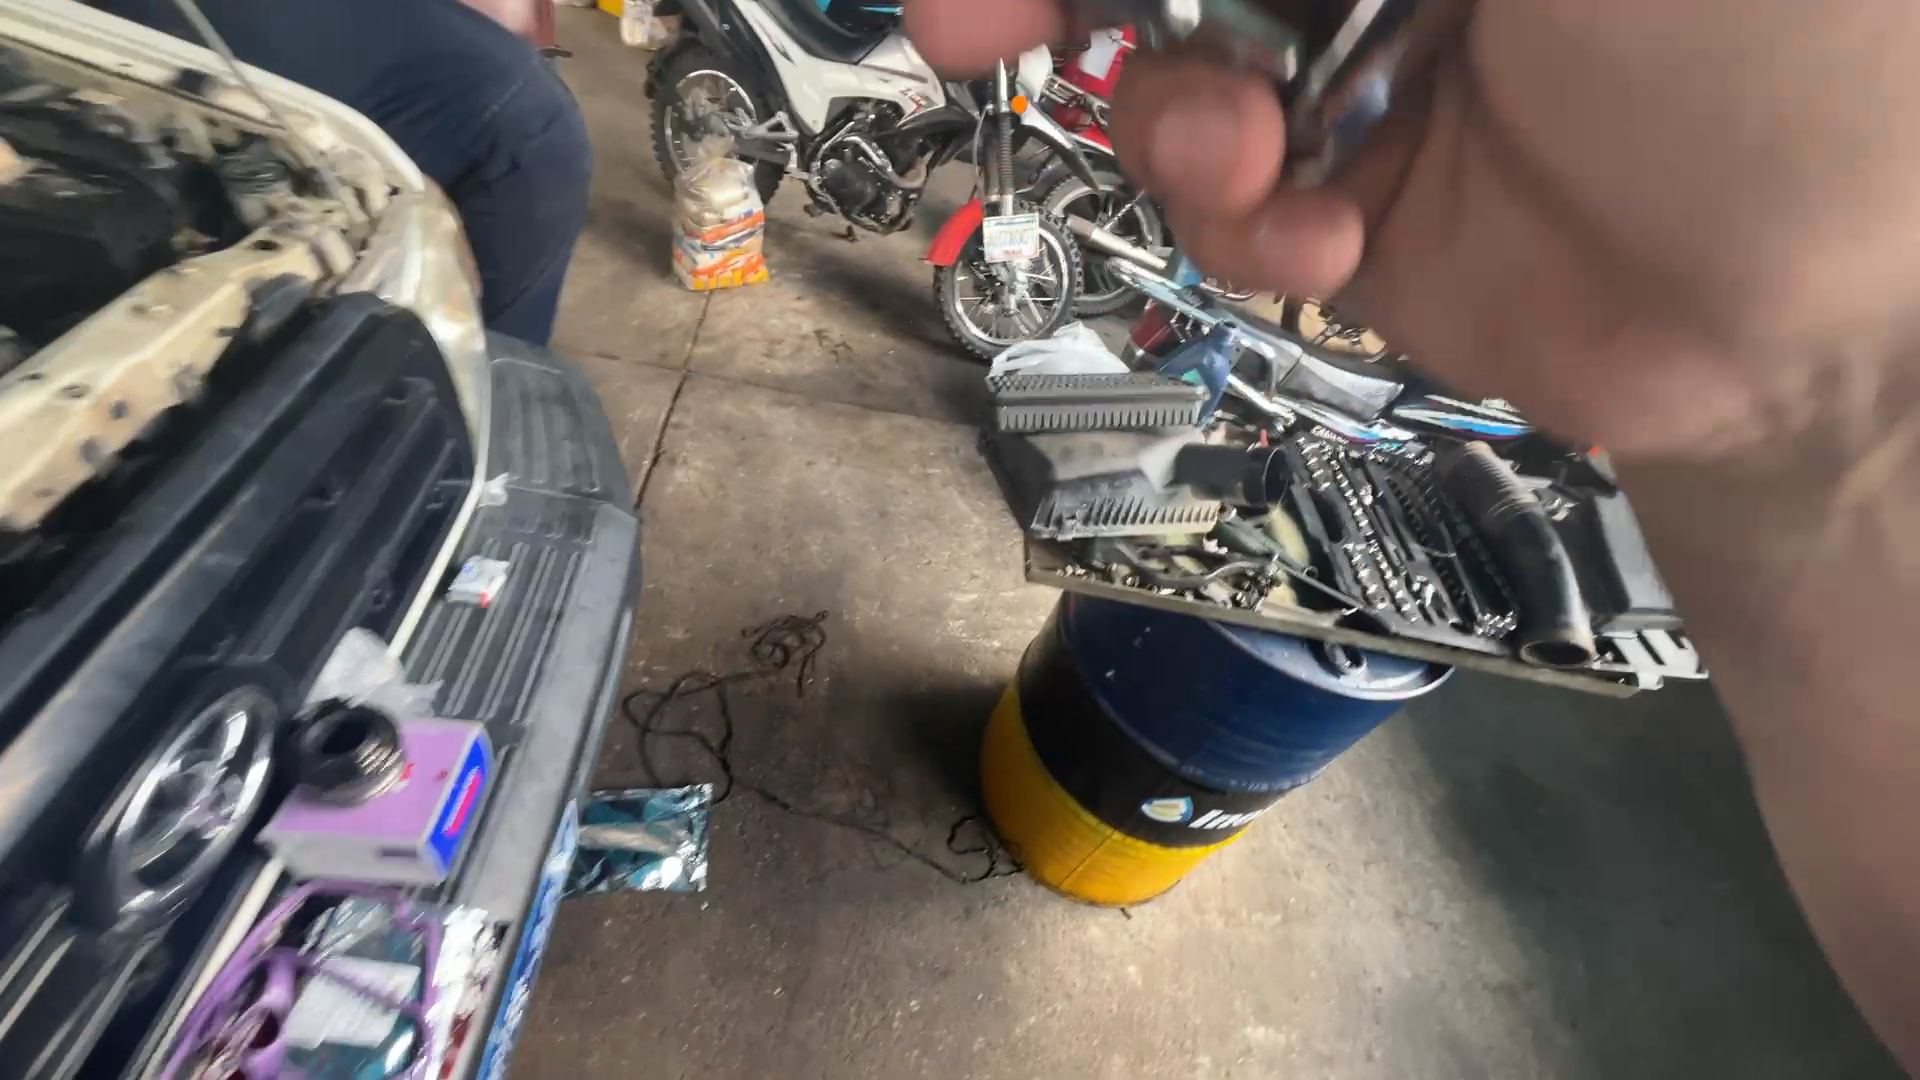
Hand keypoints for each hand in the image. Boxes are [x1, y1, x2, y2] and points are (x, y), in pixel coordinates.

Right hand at [906, 0, 1919, 460]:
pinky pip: (1225, 209)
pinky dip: (1242, 227)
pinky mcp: (1335, 201)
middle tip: (957, 25)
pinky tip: (1320, 240)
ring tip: (1245, 164)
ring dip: (1176, 133)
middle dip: (1074, 1)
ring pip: (1174, 92)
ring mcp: (1352, 79)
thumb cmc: (1768, 28)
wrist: (1809, 300)